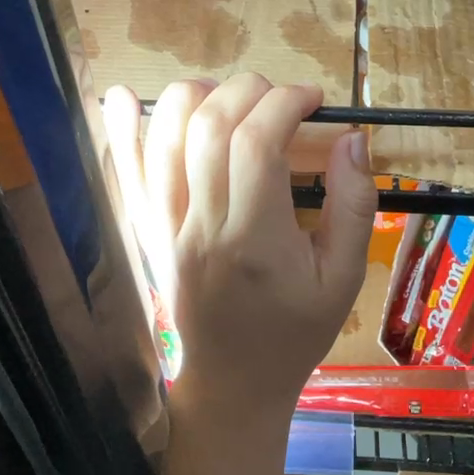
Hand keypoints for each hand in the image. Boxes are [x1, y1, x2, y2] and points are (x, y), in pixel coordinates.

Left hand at [102, 74, 376, 417]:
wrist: (231, 384)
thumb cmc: (294, 333)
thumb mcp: (344, 278)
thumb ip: (353, 206)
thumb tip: (353, 139)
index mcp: (255, 240)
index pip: (257, 143)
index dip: (286, 103)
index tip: (313, 99)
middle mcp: (201, 225)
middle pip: (209, 127)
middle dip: (248, 90)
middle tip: (279, 97)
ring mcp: (164, 226)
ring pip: (163, 138)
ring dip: (195, 96)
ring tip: (230, 96)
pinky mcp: (144, 229)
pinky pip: (124, 172)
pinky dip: (120, 129)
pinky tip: (123, 96)